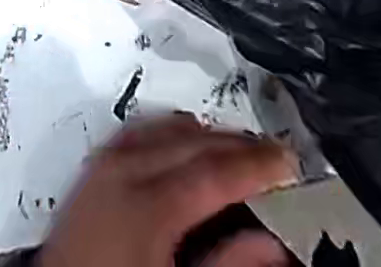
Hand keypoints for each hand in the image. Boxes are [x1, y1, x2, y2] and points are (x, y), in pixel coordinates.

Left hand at [39, 114, 296, 266]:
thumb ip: (226, 264)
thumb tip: (274, 243)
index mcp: (149, 205)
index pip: (215, 170)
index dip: (257, 163)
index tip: (288, 161)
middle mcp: (124, 171)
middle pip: (193, 141)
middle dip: (237, 144)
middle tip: (273, 153)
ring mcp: (103, 164)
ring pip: (165, 127)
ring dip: (204, 134)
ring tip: (235, 148)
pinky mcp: (91, 169)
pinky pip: (137, 131)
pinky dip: (168, 130)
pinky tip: (183, 140)